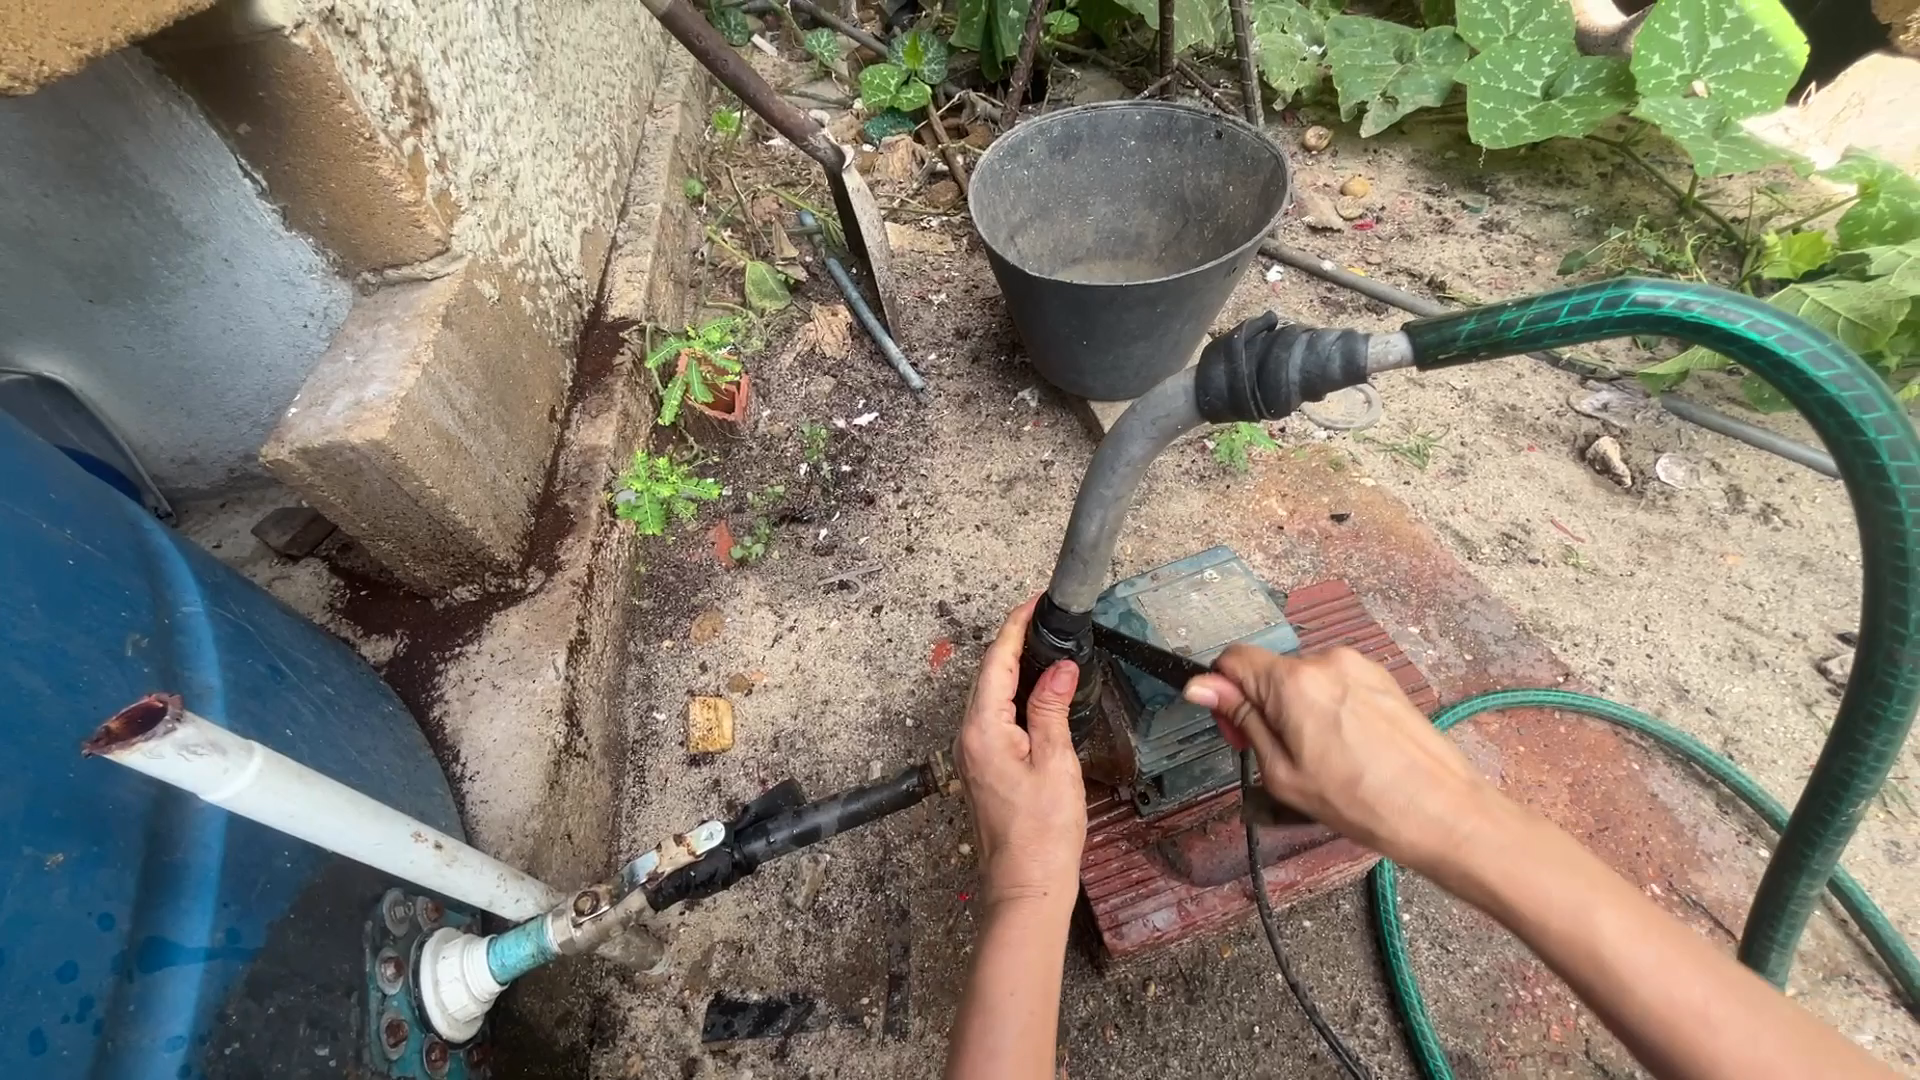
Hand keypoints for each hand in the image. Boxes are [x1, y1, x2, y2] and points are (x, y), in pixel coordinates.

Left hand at [953, 596, 1086, 912]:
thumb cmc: (1043, 833)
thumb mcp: (1055, 763)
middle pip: (987, 673)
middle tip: (1044, 618)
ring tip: (1043, 643)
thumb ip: (1051, 709)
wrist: (1026, 886)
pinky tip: (1035, 689)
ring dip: (1013, 665)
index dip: (1015, 627)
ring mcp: (971, 751)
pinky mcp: (982, 764)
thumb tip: (1059, 666)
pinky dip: (1012, 692)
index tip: (1035, 602)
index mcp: (982, 729)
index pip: (996, 662)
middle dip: (1013, 641)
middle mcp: (968, 735)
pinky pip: (993, 714)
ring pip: (989, 693)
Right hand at [1182, 645, 1489, 867]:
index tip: (1236, 728)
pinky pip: (1332, 683)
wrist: (1446, 814)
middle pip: (1268, 671)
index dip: (1223, 692)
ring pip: (1300, 680)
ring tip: (1321, 756)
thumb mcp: (1282, 771)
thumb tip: (1199, 685)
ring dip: (1295, 708)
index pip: (1232, 659)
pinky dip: (1325, 707)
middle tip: (1279, 755)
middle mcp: (1324, 660)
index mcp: (1293, 681)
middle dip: (1261, 706)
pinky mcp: (1380, 677)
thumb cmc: (1361, 803)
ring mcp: (1357, 665)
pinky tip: (1346, 746)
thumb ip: (1241, 720)